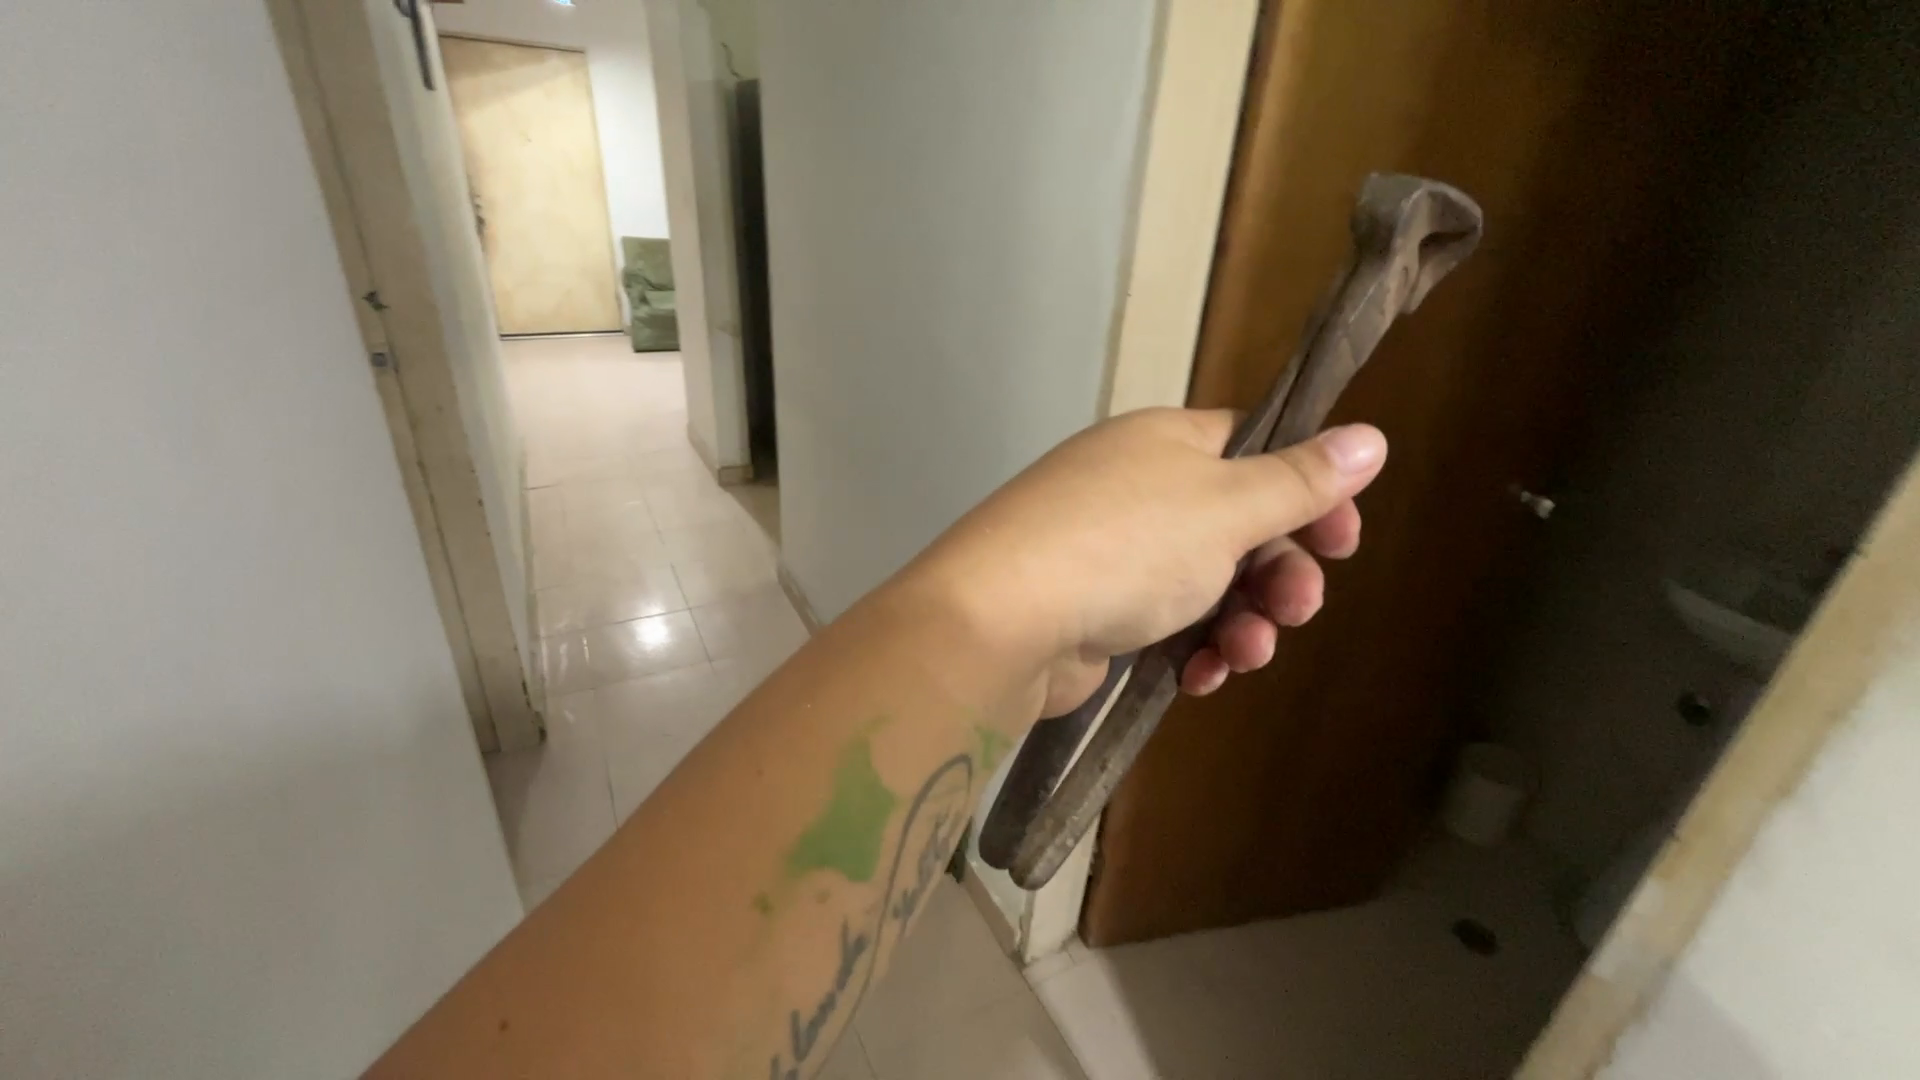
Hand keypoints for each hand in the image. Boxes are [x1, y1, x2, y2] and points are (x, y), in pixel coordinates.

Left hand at [913, 408, 1387, 717]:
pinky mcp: (1093, 610)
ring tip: (1246, 655)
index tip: (1342, 540)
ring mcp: (1110, 552)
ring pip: (1205, 584)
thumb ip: (1298, 480)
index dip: (1307, 493)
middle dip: (1278, 573)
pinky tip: (1200, 679)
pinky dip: (1191, 650)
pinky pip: (1164, 625)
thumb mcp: (1225, 507)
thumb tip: (1370, 436)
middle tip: (1298, 608)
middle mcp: (1136, 489)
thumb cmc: (1124, 546)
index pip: (1254, 450)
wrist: (1002, 620)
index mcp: (1164, 443)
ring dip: (1241, 622)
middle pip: (1236, 525)